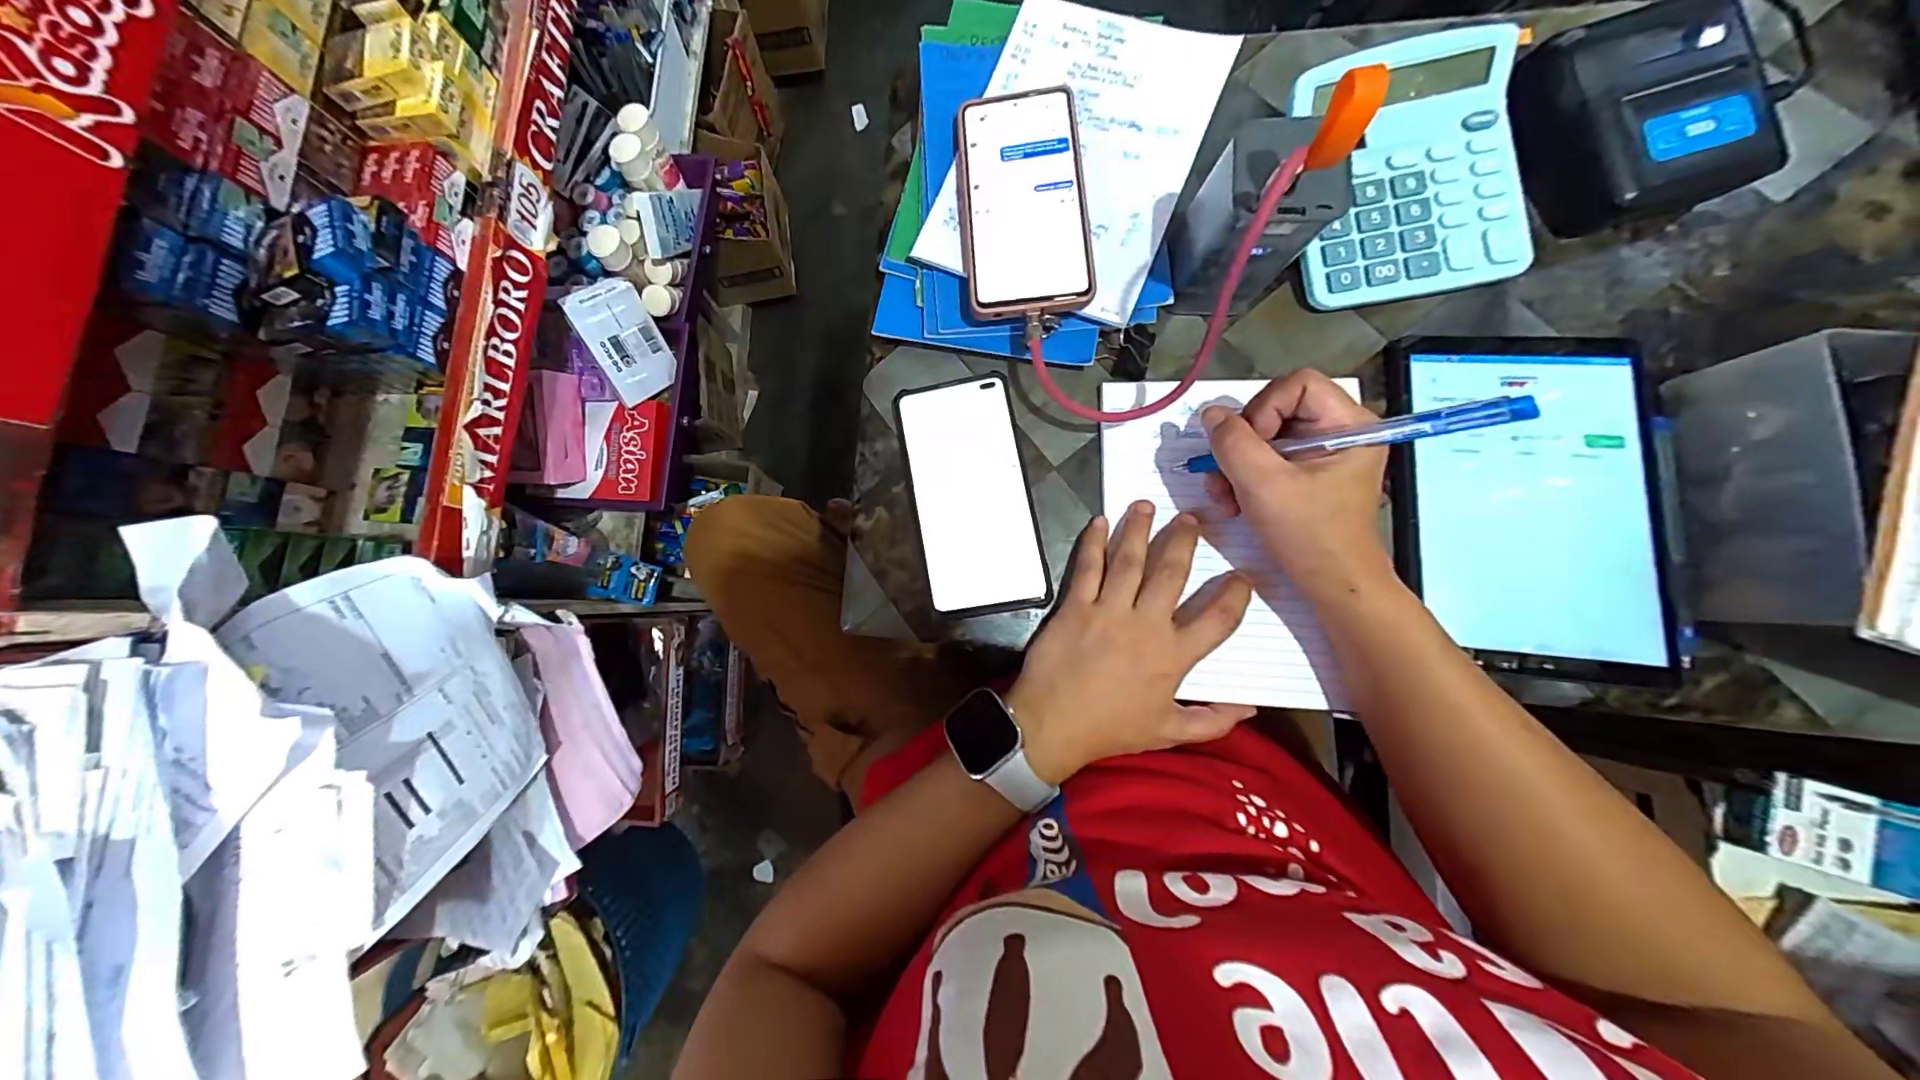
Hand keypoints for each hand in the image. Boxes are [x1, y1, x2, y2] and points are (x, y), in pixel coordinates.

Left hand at [1008, 502, 1255, 784]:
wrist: (1052, 724)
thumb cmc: (1110, 729)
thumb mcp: (1167, 732)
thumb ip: (1211, 720)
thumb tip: (1251, 709)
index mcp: (1172, 655)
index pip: (1217, 618)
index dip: (1235, 594)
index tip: (1242, 575)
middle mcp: (1145, 625)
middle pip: (1171, 573)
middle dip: (1183, 541)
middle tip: (1190, 518)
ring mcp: (1108, 611)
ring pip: (1129, 561)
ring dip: (1139, 529)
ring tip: (1147, 504)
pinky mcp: (1075, 606)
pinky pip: (1088, 567)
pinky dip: (1094, 542)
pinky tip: (1100, 522)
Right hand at [1200, 370, 1393, 602]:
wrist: (1333, 583)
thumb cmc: (1309, 534)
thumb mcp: (1262, 484)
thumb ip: (1233, 442)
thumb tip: (1211, 413)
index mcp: (1348, 425)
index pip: (1297, 385)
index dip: (1264, 408)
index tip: (1251, 446)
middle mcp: (1339, 431)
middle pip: (1276, 409)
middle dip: (1243, 442)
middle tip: (1226, 474)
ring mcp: (1323, 454)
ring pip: (1266, 436)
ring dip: (1236, 463)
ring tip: (1224, 495)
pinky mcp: (1308, 474)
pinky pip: (1268, 458)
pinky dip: (1245, 476)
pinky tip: (1234, 501)